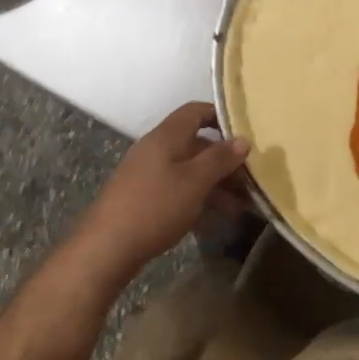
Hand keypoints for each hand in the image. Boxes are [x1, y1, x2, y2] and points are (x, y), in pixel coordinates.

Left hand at [73, 103, 249, 276]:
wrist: (107, 247)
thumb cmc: (155, 206)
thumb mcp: (194, 182)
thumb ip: (220, 159)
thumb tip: (243, 139)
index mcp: (166, 136)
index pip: (195, 111)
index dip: (220, 116)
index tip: (245, 132)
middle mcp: (156, 149)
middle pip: (196, 145)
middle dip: (224, 161)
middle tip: (251, 180)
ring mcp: (148, 174)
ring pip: (189, 171)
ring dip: (215, 185)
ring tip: (241, 208)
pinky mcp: (144, 198)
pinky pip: (178, 190)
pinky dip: (199, 200)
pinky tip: (217, 221)